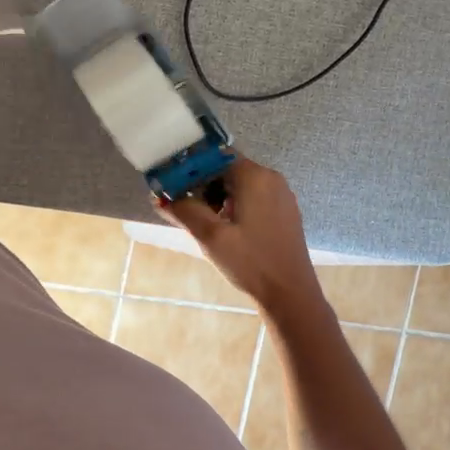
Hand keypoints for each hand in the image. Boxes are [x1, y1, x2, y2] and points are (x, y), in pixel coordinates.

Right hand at [160, 158, 320, 308]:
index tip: (172, 185)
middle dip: (201, 184)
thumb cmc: (250, 261)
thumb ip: (183, 210)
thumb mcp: (209, 235)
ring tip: (202, 221)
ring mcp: (280, 196)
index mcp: (255, 177)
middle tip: (184, 207)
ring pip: (236, 184)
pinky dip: (231, 205)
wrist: (290, 294)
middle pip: (225, 169)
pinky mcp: (282, 212)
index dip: (190, 167)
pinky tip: (223, 228)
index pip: (214, 156)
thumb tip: (160, 197)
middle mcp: (271, 179)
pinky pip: (250, 197)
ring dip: (214, 196)